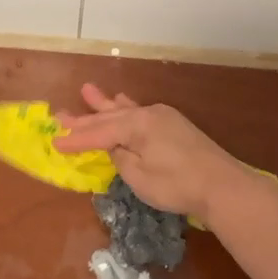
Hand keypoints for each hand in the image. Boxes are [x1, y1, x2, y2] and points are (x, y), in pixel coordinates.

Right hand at [53, 83, 251, 219]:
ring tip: (88, 92)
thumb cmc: (177, 185)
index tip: (54, 142)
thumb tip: (116, 148)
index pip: (98, 133)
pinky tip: (122, 102)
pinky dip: (127, 109)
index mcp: (137, 125)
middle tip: (59, 114)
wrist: (223, 186)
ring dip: (105, 105)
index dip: (76, 139)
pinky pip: (141, 112)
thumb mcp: (139, 177)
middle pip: (110, 117)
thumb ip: (121, 159)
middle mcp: (148, 114)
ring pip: (126, 111)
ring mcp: (164, 117)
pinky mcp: (175, 126)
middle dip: (84, 118)